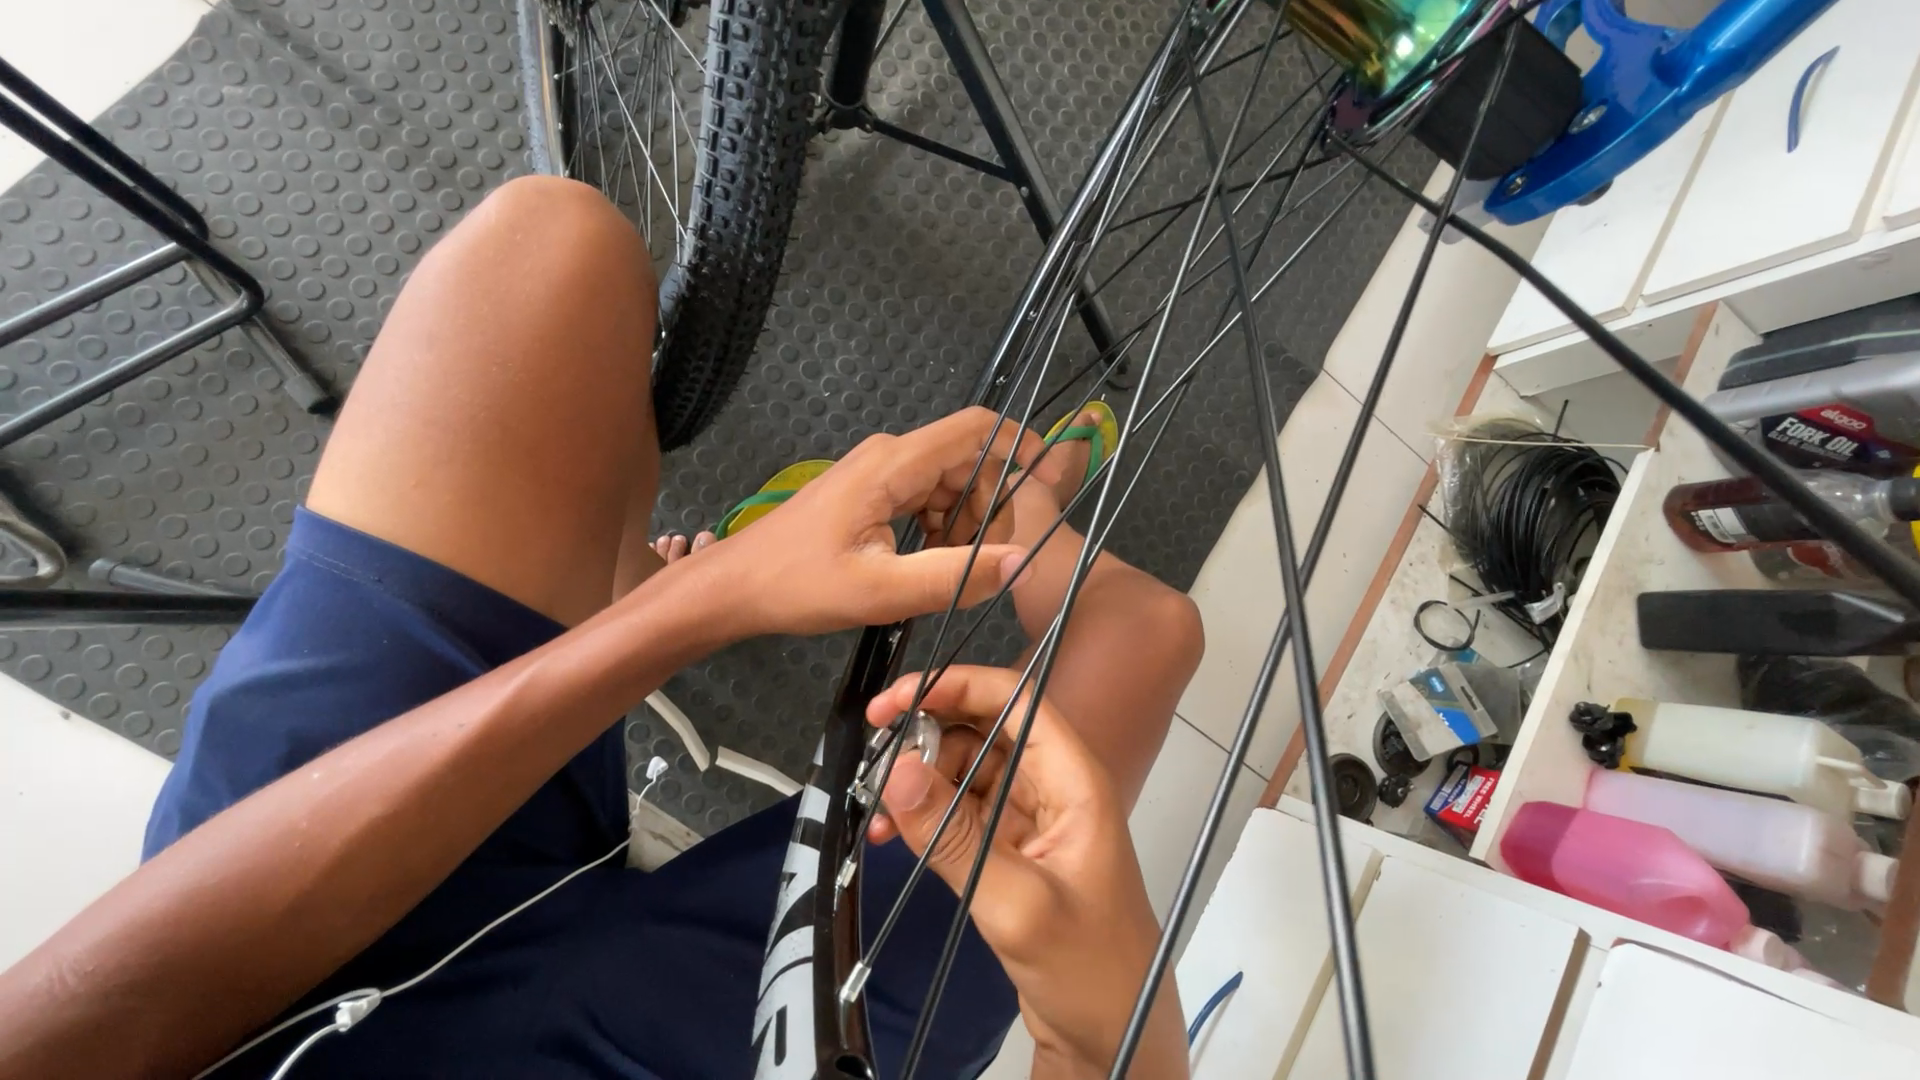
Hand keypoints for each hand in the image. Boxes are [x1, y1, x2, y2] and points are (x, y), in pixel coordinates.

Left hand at [696, 407, 1051, 636]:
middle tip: (988, 562)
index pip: (976, 429)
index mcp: (894, 464)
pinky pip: (928, 500)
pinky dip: (944, 529)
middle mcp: (891, 457)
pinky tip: (931, 562)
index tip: (1050, 483)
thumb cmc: (798, 585)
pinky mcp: (872, 494)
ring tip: (956, 569)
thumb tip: (1021, 561)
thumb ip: (953, 575)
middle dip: (992, 507)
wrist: (736, 587)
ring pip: (951, 484)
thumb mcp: (880, 590)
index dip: (1022, 446)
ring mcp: (880, 474)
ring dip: (968, 523)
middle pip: (969, 463)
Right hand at [866, 667, 1187, 1077]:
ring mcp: (1027, 817)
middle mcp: (1050, 785)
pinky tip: (891, 833)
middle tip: (874, 748)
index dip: (957, 686)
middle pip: (983, 729)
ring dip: (919, 779)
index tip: (897, 698)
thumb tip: (896, 770)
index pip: (1015, 700)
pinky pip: (958, 812)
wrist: (1110, 1038)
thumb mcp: (1018, 904)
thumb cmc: (1088, 968)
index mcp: (1073, 779)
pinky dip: (924, 816)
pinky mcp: (1007, 849)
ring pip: (964, 769)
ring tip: (876, 808)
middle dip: (927, 731)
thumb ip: (954, 838)